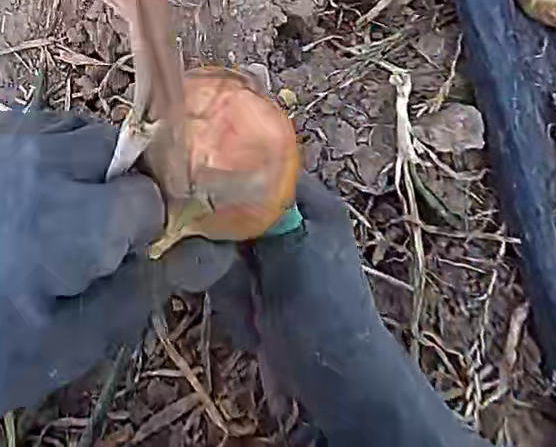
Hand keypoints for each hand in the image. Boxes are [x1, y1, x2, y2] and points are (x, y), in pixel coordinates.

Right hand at [215, 175, 489, 446]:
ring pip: (226, 252)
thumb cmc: (325, 314)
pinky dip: (236, 308)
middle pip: (234, 214)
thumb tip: (234, 172)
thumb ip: (263, 214)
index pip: (260, 171)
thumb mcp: (294, 255)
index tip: (213, 217)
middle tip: (248, 290)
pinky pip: (230, 282)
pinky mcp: (265, 284)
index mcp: (310, 200)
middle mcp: (292, 219)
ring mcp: (277, 253)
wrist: (342, 384)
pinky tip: (256, 331)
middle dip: (230, 258)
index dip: (232, 189)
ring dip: (232, 291)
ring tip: (256, 318)